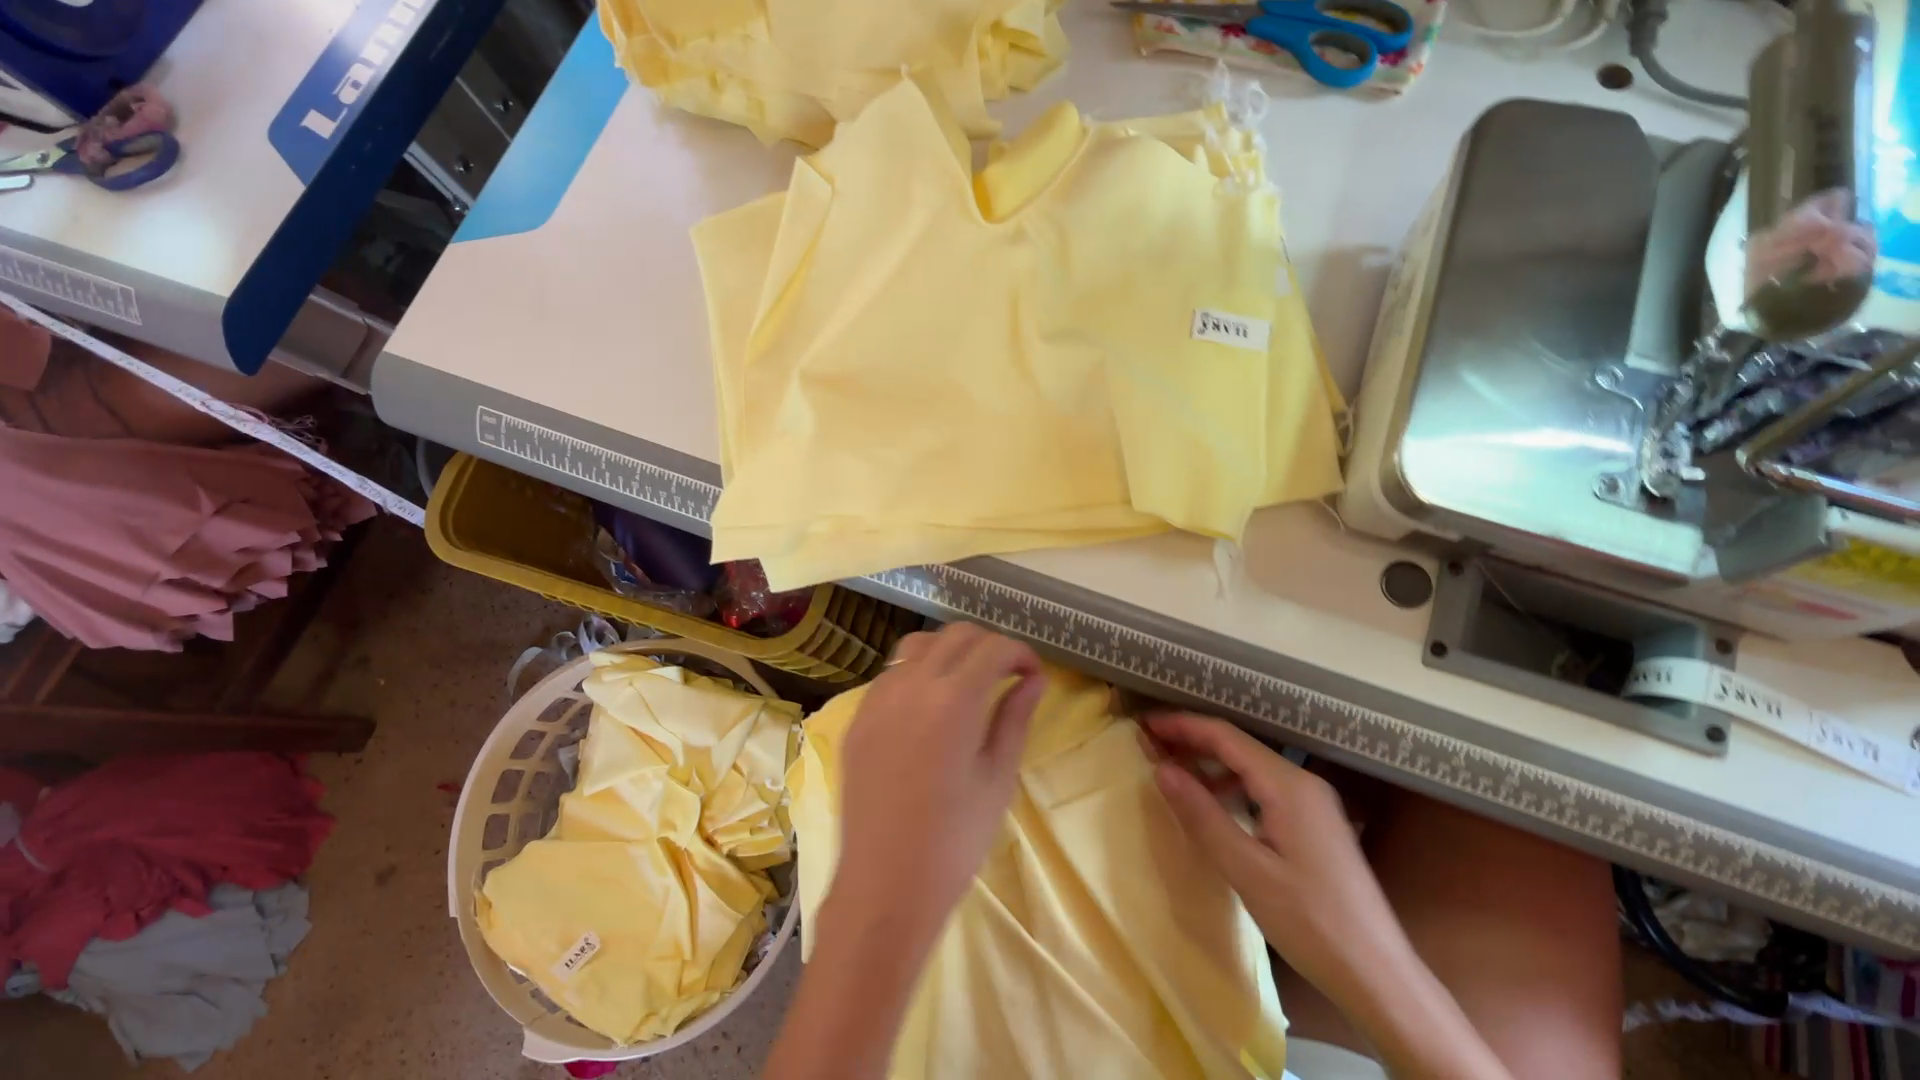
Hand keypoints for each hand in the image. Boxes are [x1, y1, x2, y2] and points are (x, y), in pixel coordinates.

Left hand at [831, 623, 1045, 938]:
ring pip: (917, 647)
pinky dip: (917, 674)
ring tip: (968, 684)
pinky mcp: (857, 720)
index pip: (993, 648)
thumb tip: (1033, 679)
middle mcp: (910, 686)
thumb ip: (1014, 717)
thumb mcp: (998, 778)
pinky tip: (930, 707)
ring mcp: (876, 700)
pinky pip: (890, 676)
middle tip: (1007, 675)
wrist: (886, 885)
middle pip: (955, 636)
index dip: (1021, 653)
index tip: (1033, 674)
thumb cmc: (955, 840)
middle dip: (988, 646)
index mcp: (952, 700)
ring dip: (949, 652)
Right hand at [1146, 712, 1406, 996]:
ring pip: (1252, 769)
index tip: (1144, 726)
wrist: (1375, 972)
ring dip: (1210, 765)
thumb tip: (1162, 770)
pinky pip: (1264, 790)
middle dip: (1192, 742)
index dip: (1182, 726)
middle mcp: (1303, 784)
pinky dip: (1231, 788)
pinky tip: (1212, 806)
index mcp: (1289, 785)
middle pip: (1239, 747)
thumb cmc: (1310, 921)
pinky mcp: (1314, 826)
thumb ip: (1203, 815)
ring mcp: (1313, 805)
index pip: (1226, 736)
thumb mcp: (1246, 870)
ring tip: (1170, 773)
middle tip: (1148, 746)